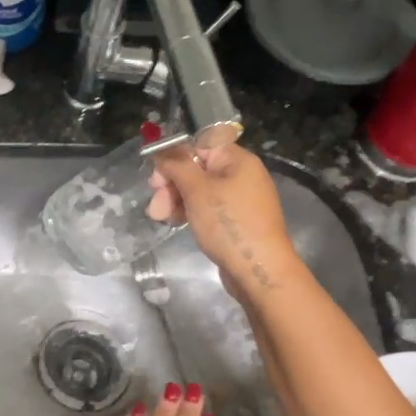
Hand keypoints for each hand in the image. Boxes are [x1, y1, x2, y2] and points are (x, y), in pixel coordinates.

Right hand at [146, 144, 297, 296]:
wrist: (259, 270)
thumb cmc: (228, 224)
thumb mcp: (197, 189)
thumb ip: (176, 164)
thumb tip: (162, 149)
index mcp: (237, 160)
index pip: (199, 144)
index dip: (173, 157)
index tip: (155, 178)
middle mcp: (240, 174)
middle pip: (196, 168)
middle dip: (171, 184)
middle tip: (155, 205)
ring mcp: (239, 198)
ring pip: (198, 189)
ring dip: (176, 199)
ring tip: (161, 218)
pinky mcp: (235, 220)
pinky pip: (207, 206)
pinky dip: (189, 211)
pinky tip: (176, 222)